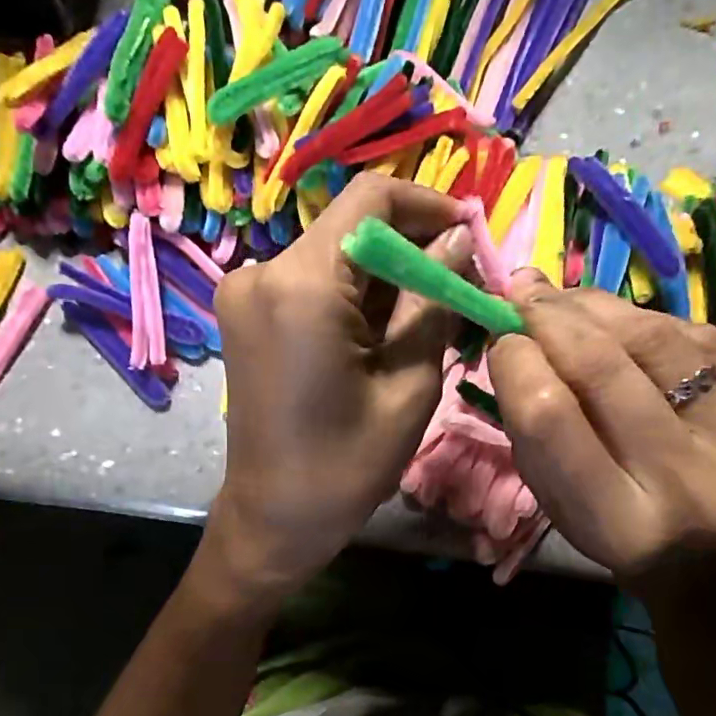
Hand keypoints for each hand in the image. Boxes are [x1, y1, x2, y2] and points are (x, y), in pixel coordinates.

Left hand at [208, 174, 472, 592]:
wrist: (274, 517)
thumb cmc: (345, 465)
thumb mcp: (409, 384)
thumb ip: (432, 299)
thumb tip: (459, 238)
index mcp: (301, 285)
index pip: (371, 198)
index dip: (428, 206)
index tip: (469, 236)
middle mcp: (262, 272)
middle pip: (352, 225)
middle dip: (411, 247)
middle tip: (459, 287)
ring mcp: (247, 291)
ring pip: (335, 254)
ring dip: (385, 276)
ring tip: (428, 317)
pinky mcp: (247, 313)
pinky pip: (313, 281)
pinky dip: (353, 295)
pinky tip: (383, 332)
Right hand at [487, 269, 715, 597]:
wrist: (700, 550)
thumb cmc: (605, 521)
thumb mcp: (551, 490)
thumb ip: (529, 419)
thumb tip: (513, 329)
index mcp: (622, 527)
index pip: (552, 419)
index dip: (519, 364)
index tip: (500, 335)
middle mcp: (694, 490)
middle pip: (606, 371)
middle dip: (553, 320)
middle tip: (522, 292)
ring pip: (656, 342)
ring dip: (596, 307)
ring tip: (561, 298)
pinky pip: (697, 338)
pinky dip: (645, 320)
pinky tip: (615, 320)